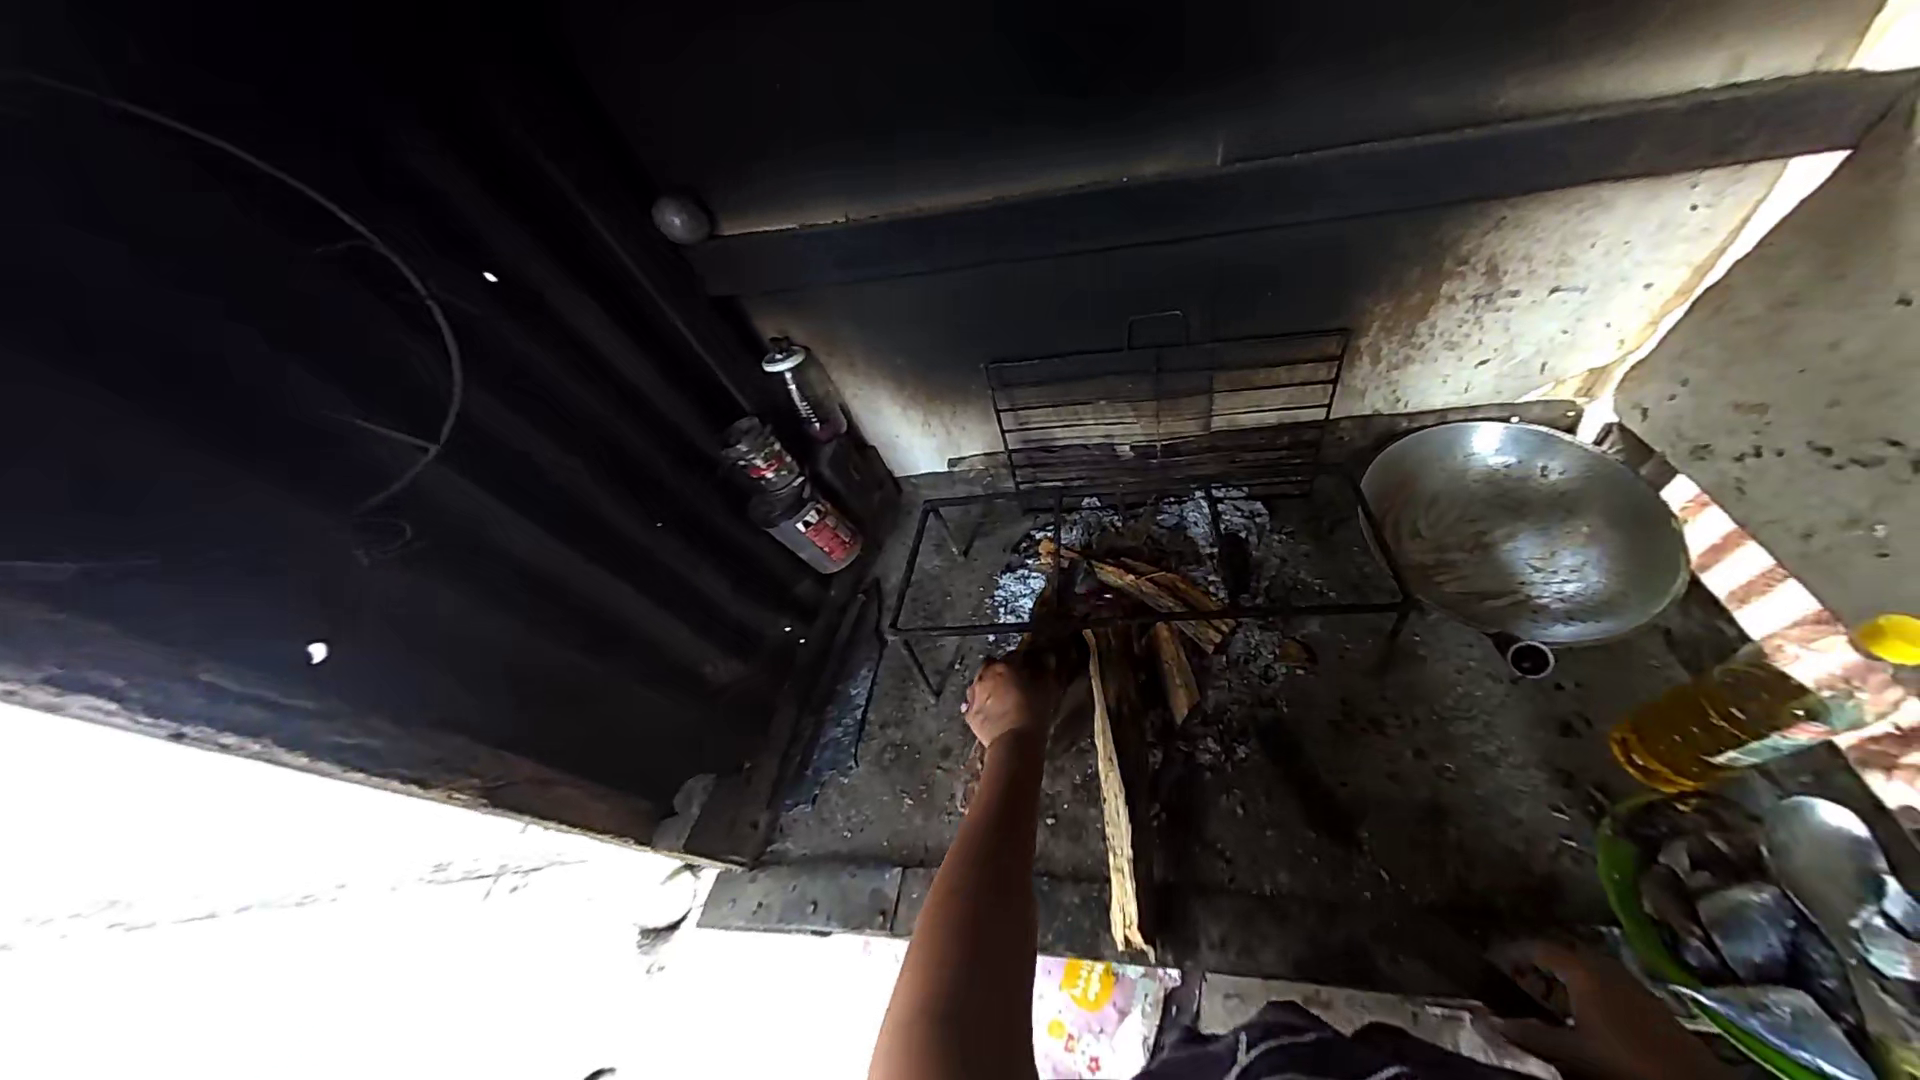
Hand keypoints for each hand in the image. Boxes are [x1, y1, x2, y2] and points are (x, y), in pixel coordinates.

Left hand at [961, 659, 1046, 748]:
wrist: (1013, 743)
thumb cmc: (1033, 713)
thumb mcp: (1046, 690)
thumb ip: (1045, 671)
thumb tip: (1046, 659)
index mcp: (1004, 667)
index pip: (1015, 656)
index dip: (1023, 661)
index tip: (1030, 667)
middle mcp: (984, 676)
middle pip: (991, 666)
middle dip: (1000, 670)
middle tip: (1013, 681)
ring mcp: (974, 695)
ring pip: (979, 683)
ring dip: (987, 686)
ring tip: (1000, 697)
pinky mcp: (969, 714)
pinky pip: (973, 703)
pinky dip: (981, 704)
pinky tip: (990, 711)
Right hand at [1493, 941, 1737, 1079]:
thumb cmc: (1626, 1060)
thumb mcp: (1573, 1050)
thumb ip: (1531, 1033)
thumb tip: (1491, 1020)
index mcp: (1582, 969)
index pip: (1536, 947)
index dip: (1511, 952)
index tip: (1491, 960)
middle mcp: (1604, 967)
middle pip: (1561, 954)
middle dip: (1537, 963)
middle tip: (1517, 978)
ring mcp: (1631, 983)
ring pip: (1585, 969)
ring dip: (1563, 977)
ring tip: (1547, 996)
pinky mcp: (1650, 1003)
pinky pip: (1606, 983)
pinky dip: (1586, 989)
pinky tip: (1584, 1012)